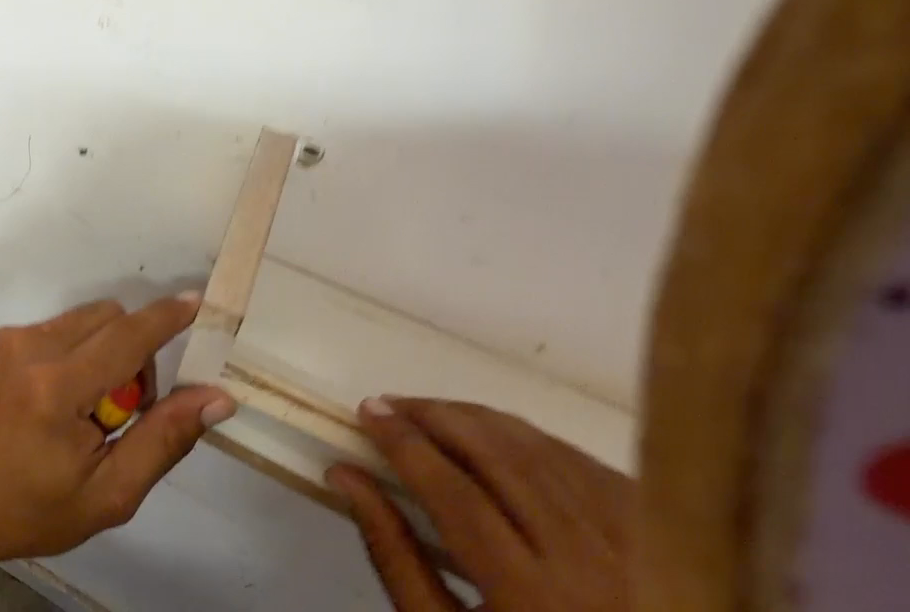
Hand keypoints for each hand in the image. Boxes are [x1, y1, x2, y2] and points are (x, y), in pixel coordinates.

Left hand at [0, 294, 236, 610]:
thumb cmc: (22, 511)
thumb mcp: (105, 495)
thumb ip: (163, 439)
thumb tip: (216, 398)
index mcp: (57, 386)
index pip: (128, 334)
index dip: (168, 317)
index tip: (198, 303)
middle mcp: (29, 347)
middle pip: (107, 318)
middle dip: (134, 351)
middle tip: (126, 412)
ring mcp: (5, 342)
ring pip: (80, 321)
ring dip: (103, 352)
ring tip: (87, 416)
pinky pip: (52, 331)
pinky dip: (73, 354)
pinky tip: (56, 407)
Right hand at [326, 397, 637, 611]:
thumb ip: (393, 554)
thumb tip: (345, 475)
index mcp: (530, 599)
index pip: (455, 496)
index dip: (406, 445)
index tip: (368, 411)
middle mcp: (590, 562)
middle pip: (500, 459)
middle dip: (436, 418)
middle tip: (391, 405)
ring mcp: (632, 540)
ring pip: (540, 449)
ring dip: (476, 419)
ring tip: (431, 413)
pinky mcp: (653, 525)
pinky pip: (577, 459)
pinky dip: (526, 437)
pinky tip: (493, 436)